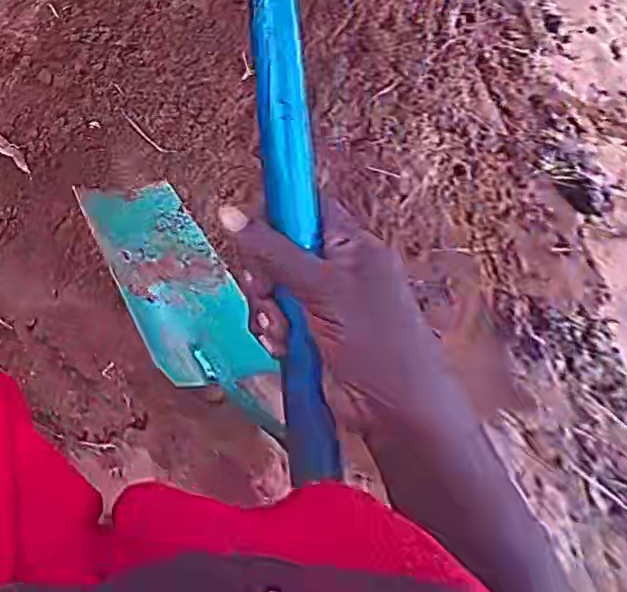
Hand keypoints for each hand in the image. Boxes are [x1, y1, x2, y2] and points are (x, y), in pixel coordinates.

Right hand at [227, 199, 464, 437]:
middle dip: (262, 270)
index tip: (252, 225)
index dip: (277, 207)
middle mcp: (334, 268)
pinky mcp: (306, 328)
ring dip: (265, 305)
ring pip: (267, 281)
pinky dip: (270, 327)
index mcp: (352, 247)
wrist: (401, 421)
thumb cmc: (378, 346)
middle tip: (267, 288)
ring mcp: (319, 300)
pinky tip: (283, 345)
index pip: (306, 205)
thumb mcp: (322, 289)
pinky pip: (270, 312)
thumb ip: (271, 249)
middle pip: (275, 244)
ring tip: (281, 329)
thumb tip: (226, 212)